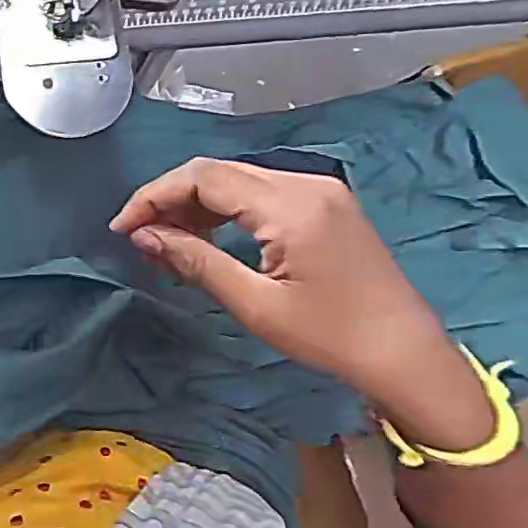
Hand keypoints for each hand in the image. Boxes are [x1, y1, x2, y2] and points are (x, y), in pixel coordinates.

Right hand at [109, 159, 490, 447]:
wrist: (405, 354)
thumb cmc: (330, 336)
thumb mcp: (254, 304)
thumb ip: (196, 261)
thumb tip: (144, 236)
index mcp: (291, 205)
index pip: (203, 178)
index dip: (153, 197)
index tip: (122, 229)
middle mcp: (305, 183)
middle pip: (217, 173)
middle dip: (168, 200)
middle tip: (138, 238)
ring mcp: (319, 191)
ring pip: (236, 181)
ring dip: (194, 206)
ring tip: (164, 243)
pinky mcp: (324, 204)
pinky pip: (259, 194)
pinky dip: (223, 211)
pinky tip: (204, 237)